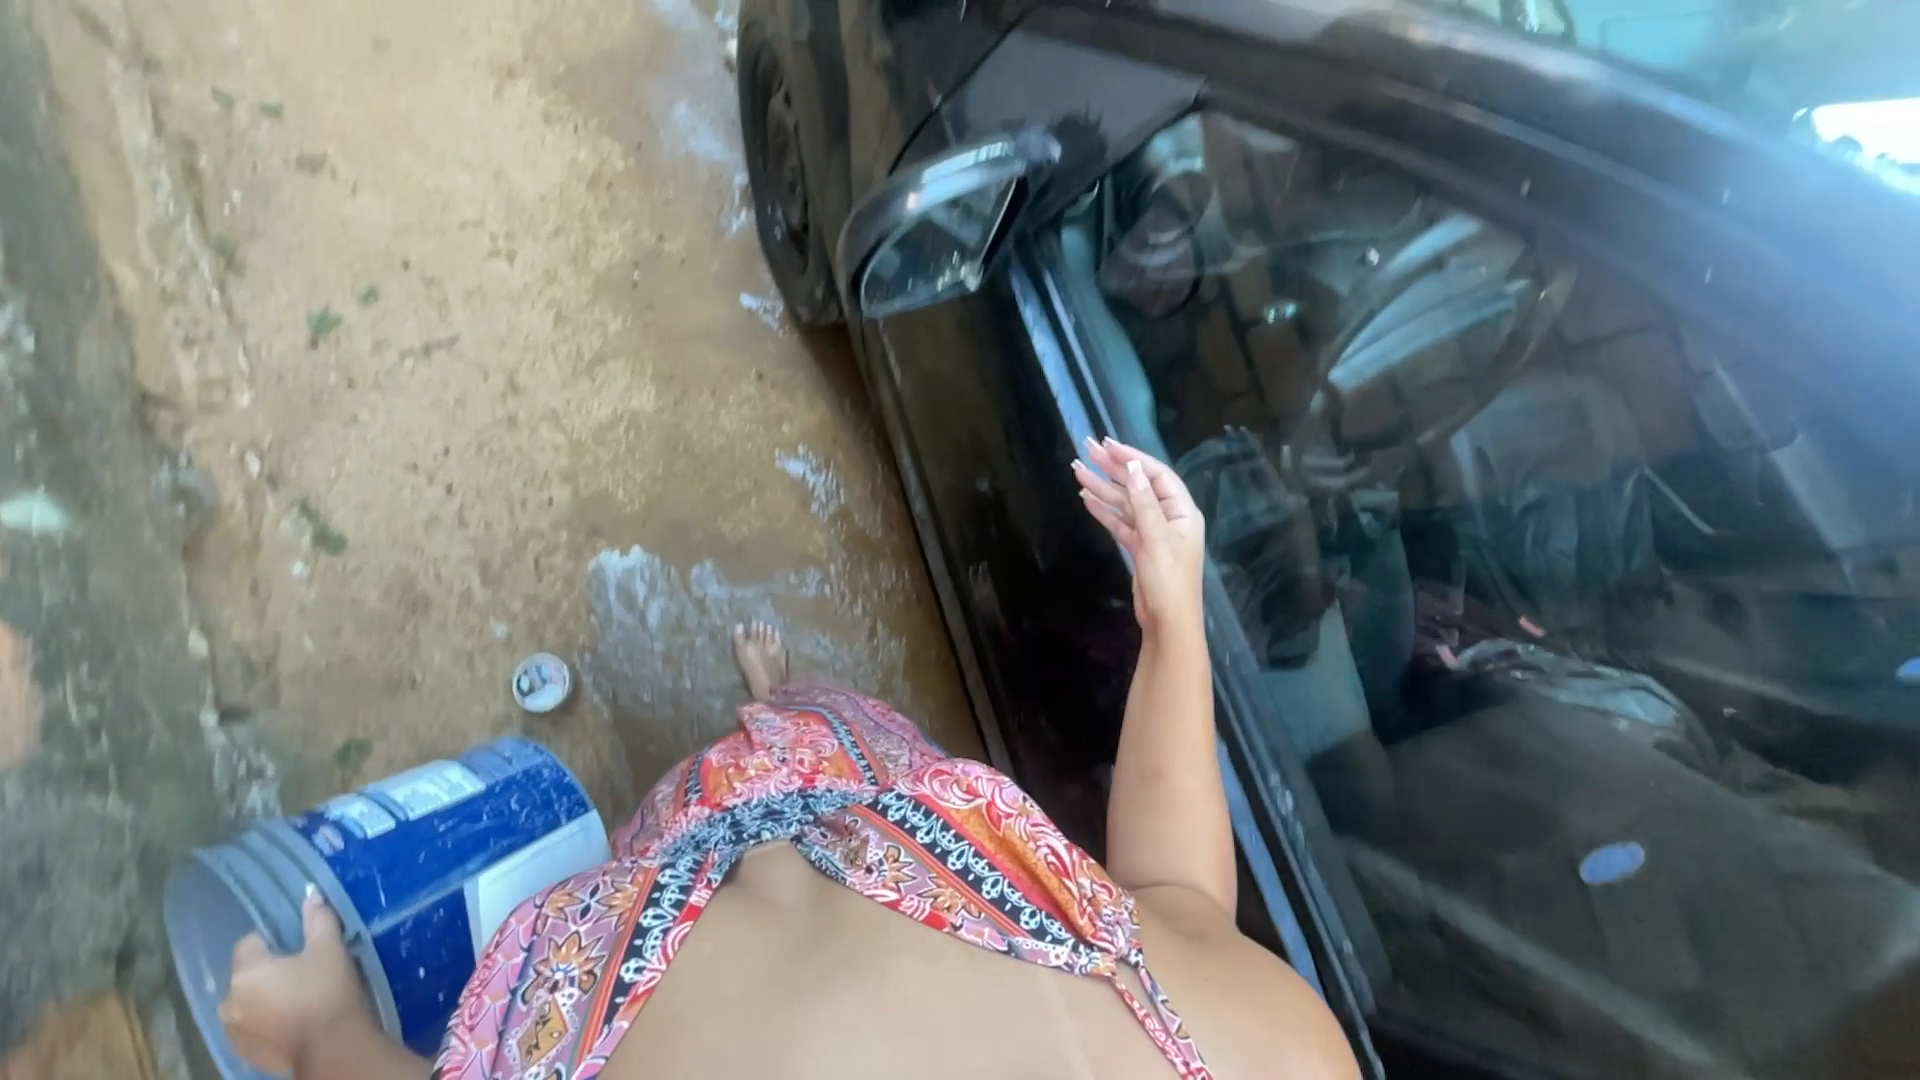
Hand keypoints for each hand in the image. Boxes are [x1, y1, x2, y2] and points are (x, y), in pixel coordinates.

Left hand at [221, 887, 376, 1074]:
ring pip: (246, 1004)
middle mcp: (229, 1001)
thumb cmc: (327, 988)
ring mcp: (232, 1030)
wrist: (329, 1043)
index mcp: (247, 972)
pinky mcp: (242, 1052)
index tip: (296, 945)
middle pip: (245, 977)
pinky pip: (251, 1028)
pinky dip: (266, 1023)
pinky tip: (293, 1022)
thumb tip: (311, 895)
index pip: (247, 944)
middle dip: (267, 973)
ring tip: (298, 1000)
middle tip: (302, 972)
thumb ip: (318, 920)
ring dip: (264, 999)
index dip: (270, 941)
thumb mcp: (329, 948)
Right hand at [1073, 437, 1205, 638]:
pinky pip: (1120, 522)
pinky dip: (1104, 510)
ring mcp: (1153, 532)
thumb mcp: (1156, 538)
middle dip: (1113, 468)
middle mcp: (1168, 517)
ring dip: (1103, 488)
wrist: (1167, 621)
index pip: (1156, 474)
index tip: (1107, 445)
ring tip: (1077, 471)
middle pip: (1138, 485)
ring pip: (1125, 503)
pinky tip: (1086, 498)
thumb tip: (1133, 467)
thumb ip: (1143, 502)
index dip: (1132, 458)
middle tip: (1086, 450)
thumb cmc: (1169, 580)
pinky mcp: (1139, 547)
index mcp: (1181, 511)